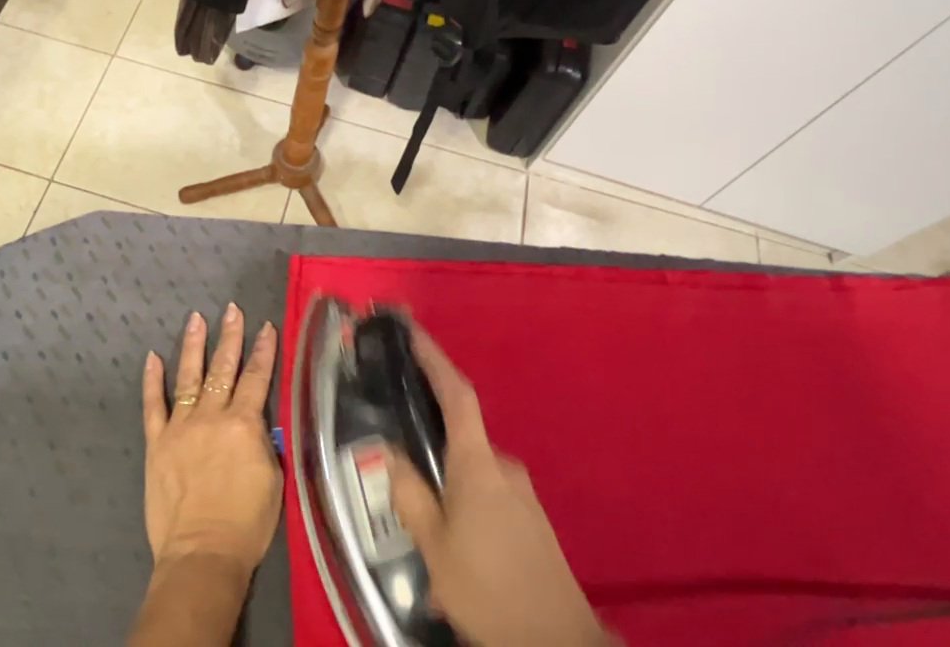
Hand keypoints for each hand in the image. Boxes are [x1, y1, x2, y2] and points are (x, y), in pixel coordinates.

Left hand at [141, 303, 281, 572]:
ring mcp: (180, 427)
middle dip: (230, 336)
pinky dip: (152, 380)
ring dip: (193, 346)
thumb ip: (264, 443)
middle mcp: (212, 417)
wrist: (203, 552)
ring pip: (188, 377)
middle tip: (232, 309)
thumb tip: (258, 424)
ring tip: (196, 319)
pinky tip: (153, 357)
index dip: (263, 351)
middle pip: (223, 368)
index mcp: (244, 424)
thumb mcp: (275, 479)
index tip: (264, 326)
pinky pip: (153, 405)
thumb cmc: (247, 522)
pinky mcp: (157, 443)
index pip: (257, 378)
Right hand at [387, 325, 608, 646]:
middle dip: (429, 448)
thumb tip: (393, 453)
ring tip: (421, 530)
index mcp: (478, 464)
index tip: (412, 333)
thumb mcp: (432, 546)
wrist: (557, 641)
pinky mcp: (530, 520)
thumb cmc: (488, 587)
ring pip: (471, 475)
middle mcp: (504, 468)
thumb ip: (410, 495)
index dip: (433, 359)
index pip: (456, 394)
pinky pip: (487, 498)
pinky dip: (463, 508)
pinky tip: (452, 549)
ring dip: (445, 489)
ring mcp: (522, 494)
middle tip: (399, 473)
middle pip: (460, 439)